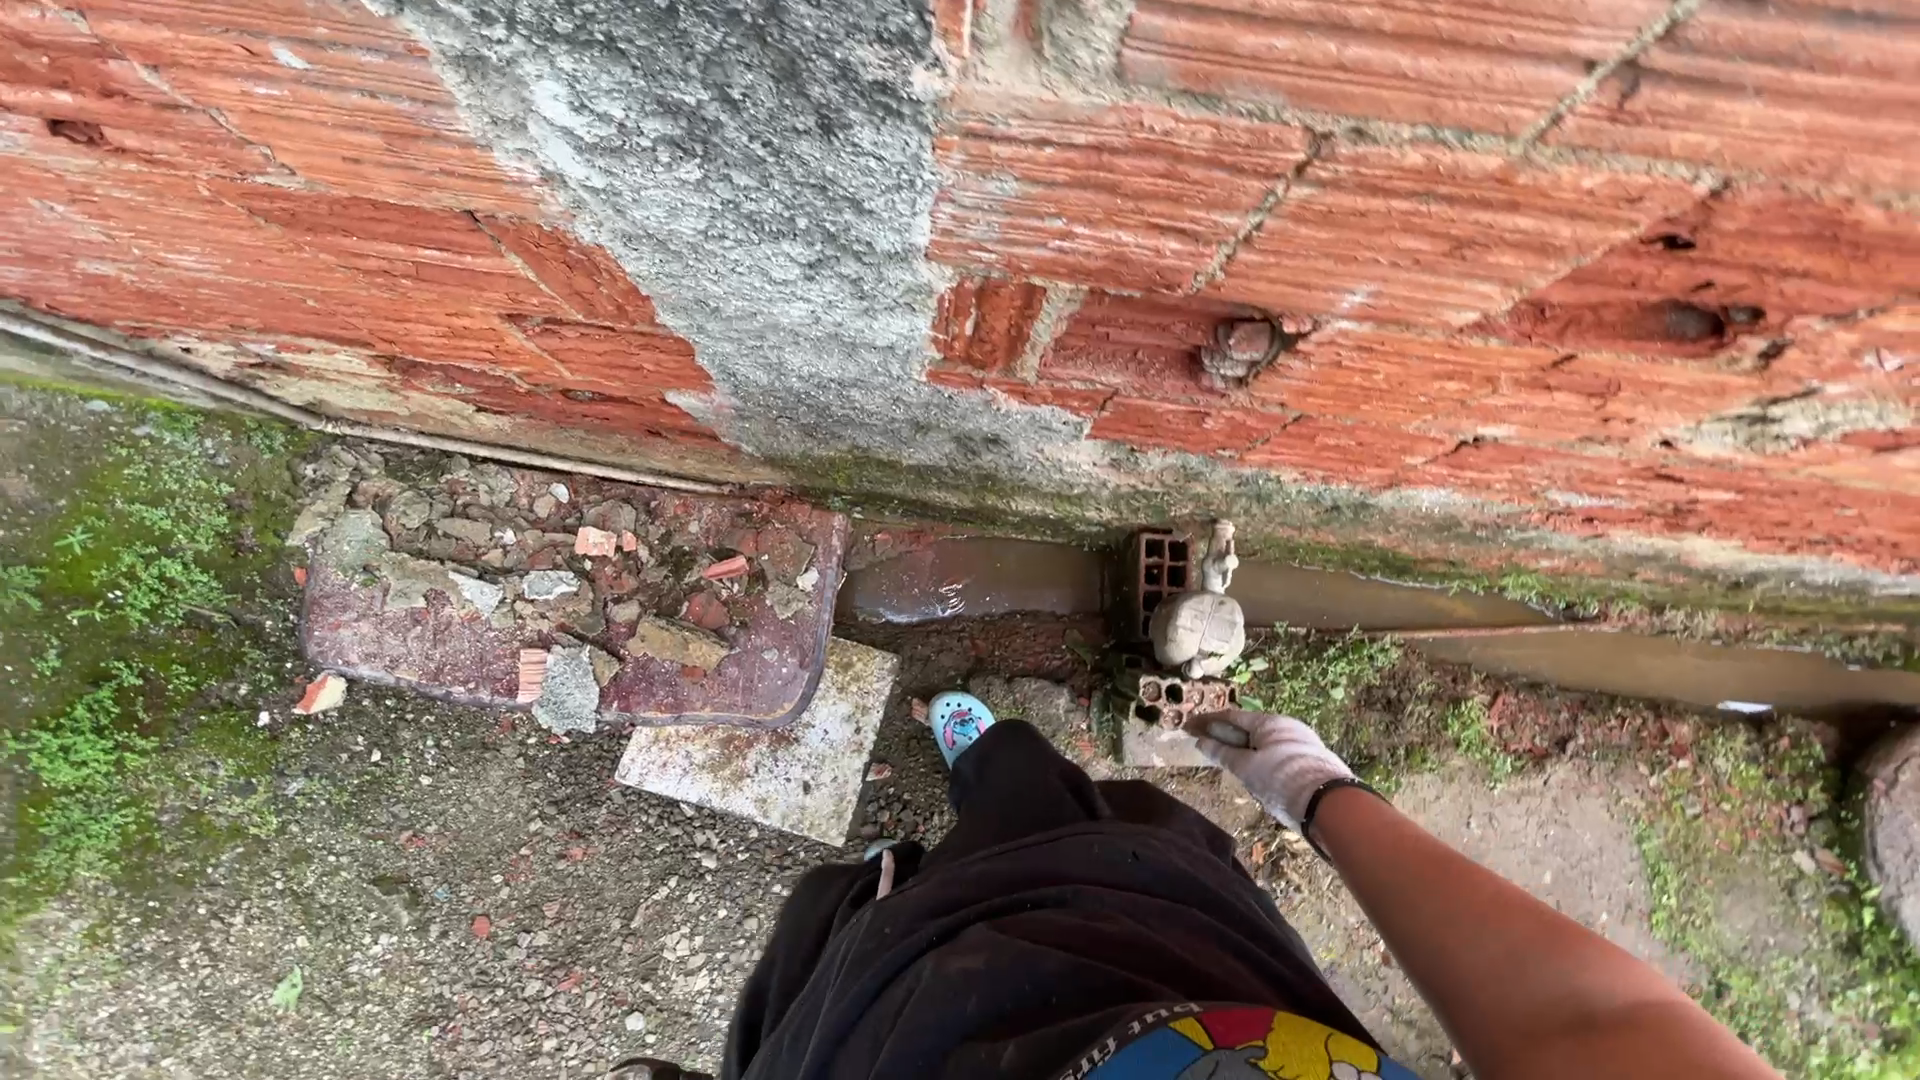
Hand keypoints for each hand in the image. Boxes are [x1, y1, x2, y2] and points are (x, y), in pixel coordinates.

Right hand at [1186, 710, 1353, 830]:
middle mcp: (1288, 727)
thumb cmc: (1282, 781)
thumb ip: (1223, 753)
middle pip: (1249, 729)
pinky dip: (1261, 760)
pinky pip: (1278, 755)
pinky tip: (1256, 774)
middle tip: (1206, 745)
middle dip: (1226, 736)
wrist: (1333, 807)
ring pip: (1265, 743)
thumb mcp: (1246, 768)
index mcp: (1270, 722)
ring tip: (1229, 762)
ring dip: (1244, 750)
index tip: (1188, 729)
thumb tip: (1201, 742)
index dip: (1207, 722)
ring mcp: (1303, 744)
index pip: (1231, 717)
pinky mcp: (1312, 763)